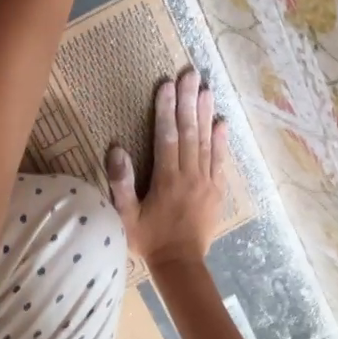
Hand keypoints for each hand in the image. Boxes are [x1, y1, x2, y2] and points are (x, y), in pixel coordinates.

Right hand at [108, 67, 227, 268]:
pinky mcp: (217, 190)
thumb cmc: (148, 239)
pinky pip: (220, 160)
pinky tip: (221, 122)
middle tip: (190, 74)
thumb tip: (116, 149)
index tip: (165, 84)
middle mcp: (189, 175)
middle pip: (189, 131)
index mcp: (166, 178)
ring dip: (205, 113)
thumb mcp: (125, 215)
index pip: (166, 136)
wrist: (181, 264)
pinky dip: (221, 140)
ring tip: (206, 88)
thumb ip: (121, 183)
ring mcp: (206, 181)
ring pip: (206, 141)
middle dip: (188, 101)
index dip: (165, 109)